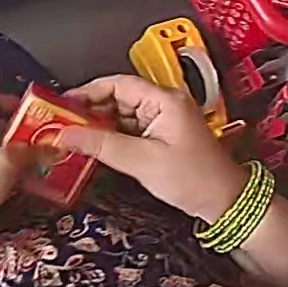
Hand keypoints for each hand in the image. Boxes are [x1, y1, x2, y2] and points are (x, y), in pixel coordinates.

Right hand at [59, 75, 247, 221]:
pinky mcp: (162, 134)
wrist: (225, 202)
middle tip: (62, 123)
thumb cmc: (194, 179)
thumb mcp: (142, 161)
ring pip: (121, 113)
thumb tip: (65, 135)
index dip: (88, 91)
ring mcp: (163, 119)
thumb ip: (102, 145)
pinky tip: (94, 146)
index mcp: (164, 100)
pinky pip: (130, 128)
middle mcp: (164, 103)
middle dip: (89, 110)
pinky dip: (111, 135)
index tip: (63, 104)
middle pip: (118, 97)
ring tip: (72, 136)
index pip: (118, 83)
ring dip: (98, 124)